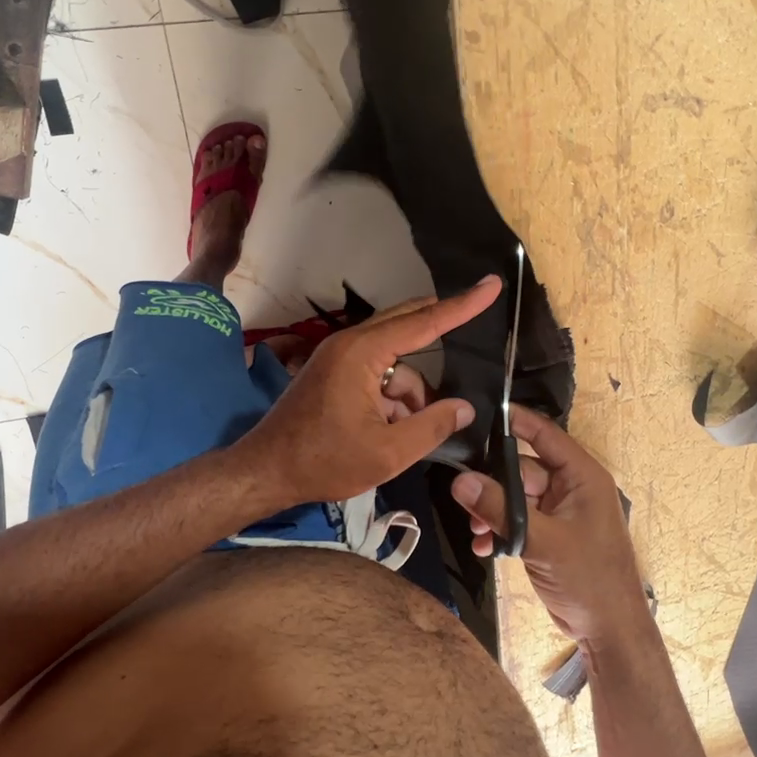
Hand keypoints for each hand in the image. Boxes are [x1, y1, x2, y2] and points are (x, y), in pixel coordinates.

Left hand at [235, 277, 500, 505]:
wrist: (265, 471)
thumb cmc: (324, 461)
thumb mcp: (388, 453)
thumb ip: (432, 427)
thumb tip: (464, 408)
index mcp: (362, 353)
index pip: (424, 322)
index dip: (462, 306)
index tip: (491, 285)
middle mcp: (349, 344)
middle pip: (408, 326)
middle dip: (438, 335)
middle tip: (474, 322)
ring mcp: (338, 357)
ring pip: (394, 361)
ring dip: (409, 392)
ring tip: (404, 433)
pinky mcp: (332, 373)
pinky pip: (377, 373)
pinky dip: (391, 397)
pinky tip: (389, 430)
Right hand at [450, 406, 646, 643]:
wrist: (609, 630)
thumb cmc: (588, 577)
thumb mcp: (541, 540)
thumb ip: (500, 509)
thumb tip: (460, 480)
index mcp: (582, 476)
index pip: (544, 434)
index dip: (514, 421)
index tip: (478, 414)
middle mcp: (571, 488)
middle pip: (523, 468)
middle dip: (492, 482)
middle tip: (460, 490)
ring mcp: (559, 514)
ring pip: (516, 498)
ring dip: (492, 511)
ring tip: (472, 529)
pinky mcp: (549, 537)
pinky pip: (518, 522)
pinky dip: (500, 532)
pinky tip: (481, 548)